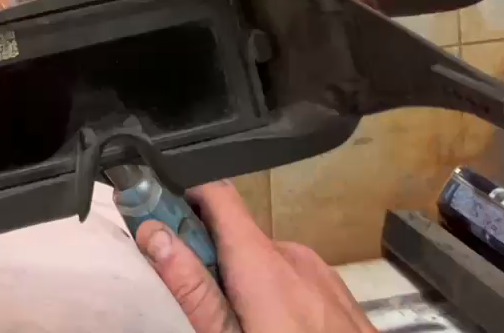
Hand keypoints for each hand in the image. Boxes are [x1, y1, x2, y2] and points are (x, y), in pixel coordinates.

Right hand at [137, 181, 377, 332]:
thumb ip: (194, 291)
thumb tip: (153, 231)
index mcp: (264, 262)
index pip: (216, 191)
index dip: (181, 194)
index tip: (155, 217)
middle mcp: (296, 258)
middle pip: (238, 237)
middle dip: (213, 262)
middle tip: (200, 311)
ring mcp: (329, 282)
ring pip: (269, 266)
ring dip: (248, 287)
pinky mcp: (350, 308)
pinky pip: (301, 288)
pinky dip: (283, 305)